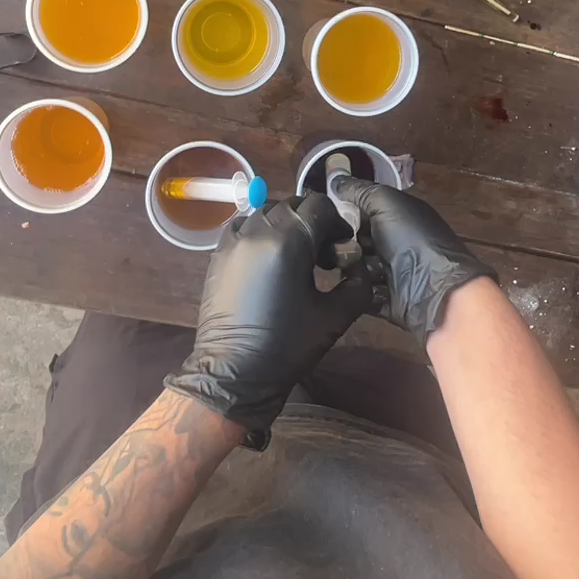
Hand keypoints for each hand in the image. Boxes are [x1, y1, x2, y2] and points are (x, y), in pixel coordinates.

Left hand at [164, 193, 377, 444]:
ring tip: (293, 254)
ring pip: (266, 210)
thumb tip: (360, 267)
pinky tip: (267, 257)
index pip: (319, 206)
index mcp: (289, 241)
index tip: (340, 246)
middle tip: (320, 253)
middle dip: (312, 221)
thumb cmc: (287, 347)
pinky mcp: (218, 253)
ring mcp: (234, 239)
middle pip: (293, 204)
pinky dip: (259, 230)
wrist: (233, 374)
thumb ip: (356, 285)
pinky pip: (243, 224)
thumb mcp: (333, 318)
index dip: (336, 222)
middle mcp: (259, 230)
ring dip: (285, 223)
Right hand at [342, 180, 495, 341]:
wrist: (436, 291)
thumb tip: (336, 178)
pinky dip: (354, 290)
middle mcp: (397, 243)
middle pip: (359, 239)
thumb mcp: (386, 203)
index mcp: (400, 217)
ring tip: (337, 264)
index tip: (323, 214)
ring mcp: (393, 274)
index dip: (345, 210)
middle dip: (342, 241)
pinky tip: (343, 285)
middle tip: (327, 242)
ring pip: (358, 267)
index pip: (365, 209)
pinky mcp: (388, 300)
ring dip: (347, 265)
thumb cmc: (413, 239)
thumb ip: (360, 190)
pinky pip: (363, 294)